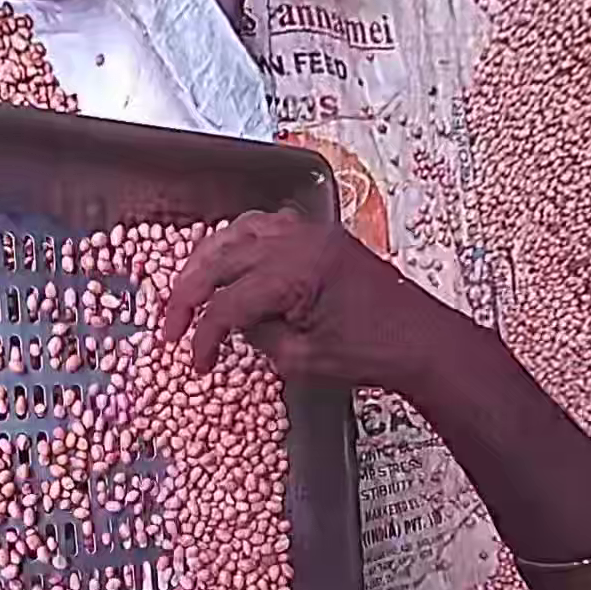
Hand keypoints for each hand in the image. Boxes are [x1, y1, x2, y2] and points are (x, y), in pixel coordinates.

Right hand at [162, 207, 462, 391]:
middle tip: (172, 326)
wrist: (419, 339)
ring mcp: (308, 232)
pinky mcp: (317, 235)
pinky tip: (228, 263)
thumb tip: (234, 325)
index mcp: (294, 274)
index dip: (204, 337)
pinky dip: (237, 243)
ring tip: (190, 290)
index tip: (196, 363)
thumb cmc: (368, 354)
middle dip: (188, 294)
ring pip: (237, 232)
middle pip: (220, 258)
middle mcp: (297, 242)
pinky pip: (263, 226)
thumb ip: (258, 337)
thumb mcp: (301, 359)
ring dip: (206, 261)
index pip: (228, 304)